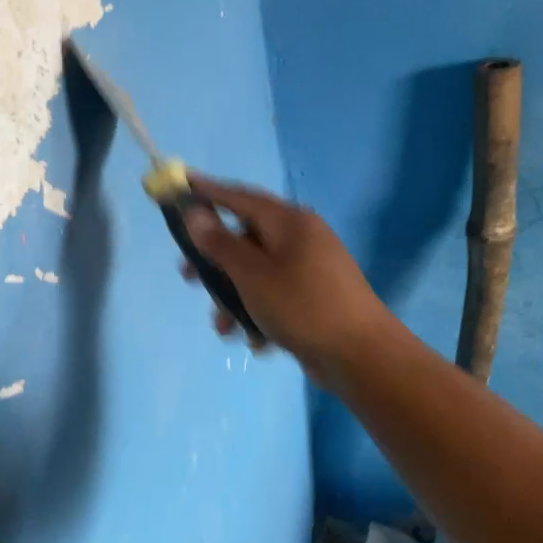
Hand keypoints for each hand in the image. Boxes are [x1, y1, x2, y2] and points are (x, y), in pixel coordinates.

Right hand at [178, 172, 399, 378]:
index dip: (207, 192)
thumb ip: (219, 243)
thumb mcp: (251, 274)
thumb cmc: (302, 306)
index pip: (239, 197)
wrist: (363, 357)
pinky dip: (257, 314)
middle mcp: (300, 238)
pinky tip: (255, 340)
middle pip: (243, 239)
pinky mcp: (313, 297)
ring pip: (254, 274)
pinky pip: (273, 296)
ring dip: (232, 299)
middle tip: (189, 279)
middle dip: (213, 264)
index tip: (180, 184)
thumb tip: (195, 214)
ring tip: (225, 328)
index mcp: (289, 222)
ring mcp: (309, 268)